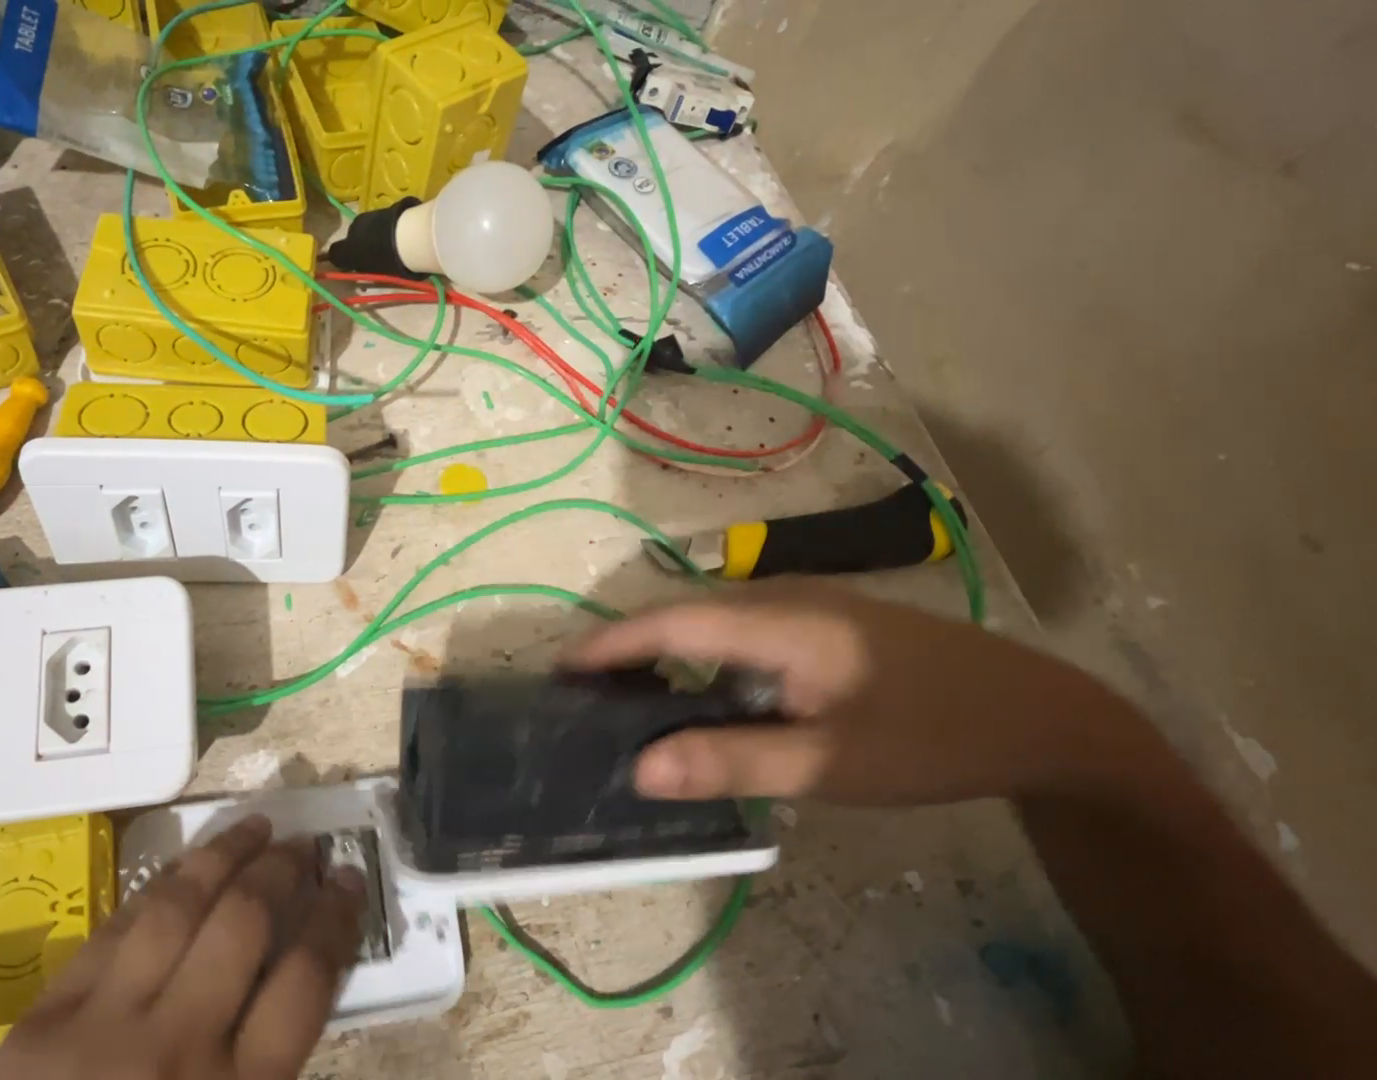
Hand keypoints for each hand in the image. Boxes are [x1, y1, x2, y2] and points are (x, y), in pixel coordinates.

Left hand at [0, 816, 364, 1079]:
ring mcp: (104, 1027)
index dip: (334, 918)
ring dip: (222, 856)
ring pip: (177, 909)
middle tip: (304, 843)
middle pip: (244, 925)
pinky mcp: (44, 1020)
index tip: (347, 877)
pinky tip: (182, 865)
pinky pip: (114, 929)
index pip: (305, 980)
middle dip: (282, 871)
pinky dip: (155, 888)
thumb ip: (272, 1065)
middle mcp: (179, 1048)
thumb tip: (303, 980)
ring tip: (255, 825)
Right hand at [564, 585, 1164, 805]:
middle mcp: (783, 599)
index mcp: (779, 622)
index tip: (558, 672)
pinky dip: (703, 660)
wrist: (1043, 717)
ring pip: (712, 623)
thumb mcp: (830, 762)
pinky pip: (741, 633)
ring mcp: (807, 607)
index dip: (608, 645)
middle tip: (584, 698)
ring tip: (627, 700)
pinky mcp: (823, 624)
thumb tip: (639, 768)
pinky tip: (701, 697)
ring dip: (664, 655)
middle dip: (626, 651)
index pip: (668, 622)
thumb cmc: (933, 738)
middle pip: (683, 615)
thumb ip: (732, 761)